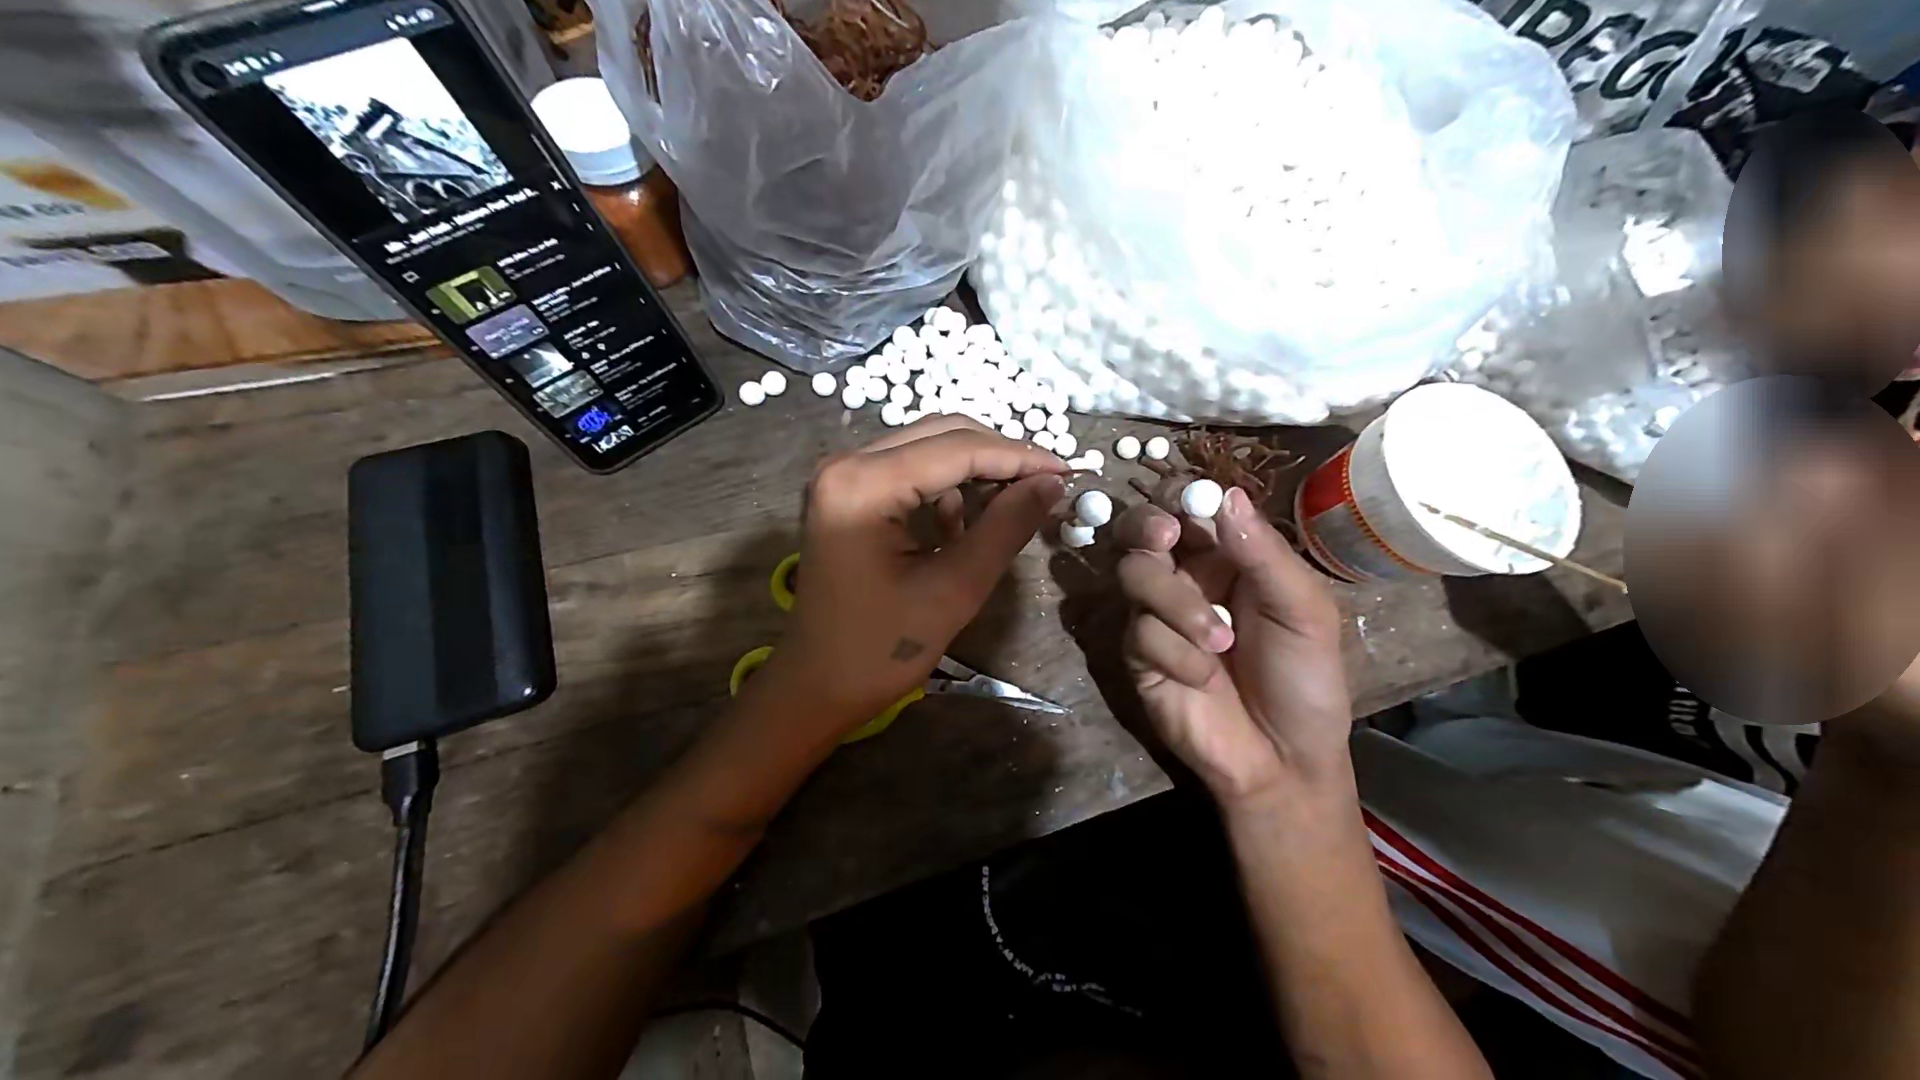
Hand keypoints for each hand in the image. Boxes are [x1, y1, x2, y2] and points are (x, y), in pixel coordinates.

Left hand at [769, 416, 1067, 732]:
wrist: (817, 684)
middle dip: (998, 458)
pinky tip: (964, 524)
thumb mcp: (954, 588)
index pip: (956, 449)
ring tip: (1012, 506)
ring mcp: (842, 476)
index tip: (1067, 472)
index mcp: (862, 484)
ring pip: (926, 448)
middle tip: (1046, 485)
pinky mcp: (846, 493)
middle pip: (940, 435)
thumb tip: (1052, 484)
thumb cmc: (881, 649)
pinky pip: (908, 470)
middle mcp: (846, 464)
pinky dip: (944, 487)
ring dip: (973, 471)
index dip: (1018, 457)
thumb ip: (1005, 527)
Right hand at [1115, 483, 1351, 804]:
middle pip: (1141, 530)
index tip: (1182, 503)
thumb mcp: (1303, 612)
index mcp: (1228, 556)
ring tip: (1217, 643)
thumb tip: (1225, 494)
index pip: (1188, 506)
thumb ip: (1263, 554)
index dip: (1177, 495)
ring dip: (1175, 603)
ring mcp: (1157, 614)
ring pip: (1135, 574)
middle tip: (1164, 538)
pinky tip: (1203, 679)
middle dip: (1146, 527)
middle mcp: (1185, 576)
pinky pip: (1140, 632)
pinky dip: (1175, 654)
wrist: (1281, 759)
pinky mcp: (1137, 652)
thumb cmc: (1305, 680)